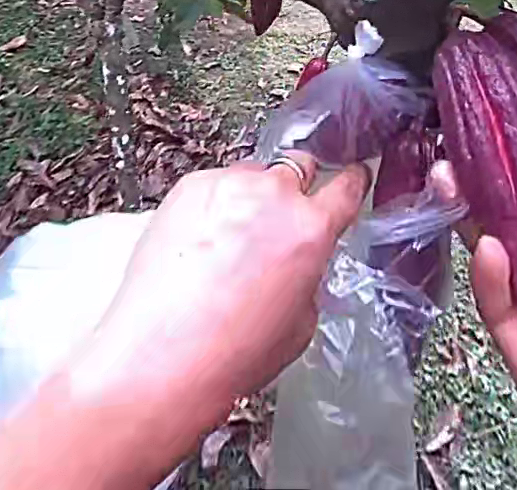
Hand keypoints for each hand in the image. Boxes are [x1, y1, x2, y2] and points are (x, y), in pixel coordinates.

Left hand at [71, 151, 370, 406]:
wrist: (164, 347)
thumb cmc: (230, 348)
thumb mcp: (299, 322)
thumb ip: (308, 272)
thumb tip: (298, 259)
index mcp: (309, 229)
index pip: (344, 188)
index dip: (351, 181)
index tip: (352, 173)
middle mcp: (271, 195)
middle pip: (296, 167)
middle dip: (295, 187)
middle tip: (281, 216)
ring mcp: (227, 184)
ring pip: (252, 175)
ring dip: (252, 196)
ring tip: (231, 238)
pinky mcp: (190, 183)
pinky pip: (215, 183)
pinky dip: (216, 202)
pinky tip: (203, 239)